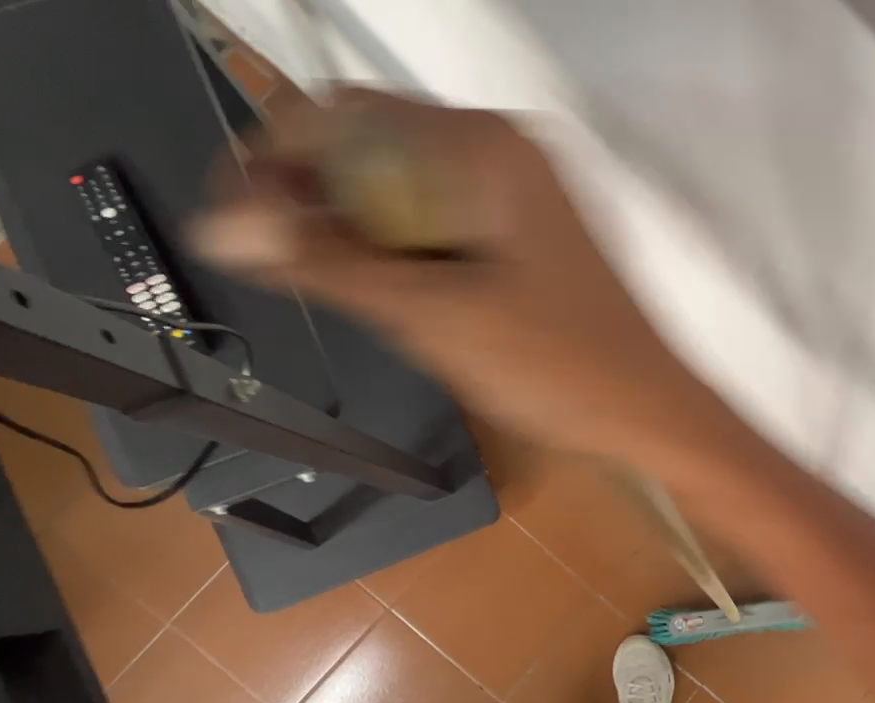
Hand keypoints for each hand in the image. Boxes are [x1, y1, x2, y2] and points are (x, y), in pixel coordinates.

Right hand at [188, 88, 737, 468]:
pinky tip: (401, 297)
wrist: (650, 413)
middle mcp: (505, 152)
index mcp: (485, 148)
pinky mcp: (527, 235)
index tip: (236, 220)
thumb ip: (330, 264)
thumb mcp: (435, 317)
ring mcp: (521, 194)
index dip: (275, 160)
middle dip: (320, 202)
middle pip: (375, 150)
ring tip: (346, 291)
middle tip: (285, 266)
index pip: (344, 116)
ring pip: (406, 191)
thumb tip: (224, 225)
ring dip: (362, 232)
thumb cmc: (562, 370)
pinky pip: (443, 223)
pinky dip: (406, 251)